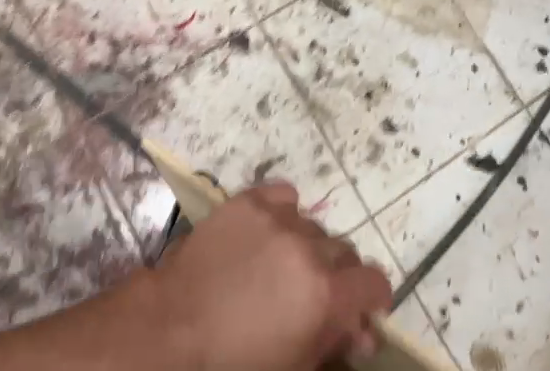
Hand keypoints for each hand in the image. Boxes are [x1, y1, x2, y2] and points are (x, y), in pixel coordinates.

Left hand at [151, 182, 392, 370]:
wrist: (175, 325)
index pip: (374, 281)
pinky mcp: (246, 202)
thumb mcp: (298, 362)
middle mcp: (307, 248)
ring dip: (308, 245)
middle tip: (317, 293)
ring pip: (313, 226)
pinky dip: (284, 212)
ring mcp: (275, 220)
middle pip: (344, 252)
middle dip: (339, 274)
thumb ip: (336, 341)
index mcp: (326, 292)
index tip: (362, 307)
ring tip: (284, 265)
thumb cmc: (238, 358)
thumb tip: (361, 330)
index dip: (373, 298)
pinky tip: (270, 232)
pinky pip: (283, 196)